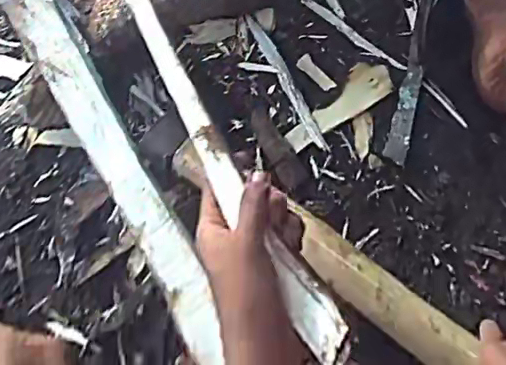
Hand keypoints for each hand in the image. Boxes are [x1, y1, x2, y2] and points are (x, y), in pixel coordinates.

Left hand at [195, 170, 303, 289]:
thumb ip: (252, 205)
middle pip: (247, 200)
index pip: (215, 189)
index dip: (230, 172)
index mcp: (212, 230)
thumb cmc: (245, 297)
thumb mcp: (246, 244)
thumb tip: (257, 174)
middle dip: (265, 200)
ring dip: (281, 218)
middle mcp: (230, 237)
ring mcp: (253, 251)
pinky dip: (290, 235)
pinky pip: (283, 236)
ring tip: (284, 230)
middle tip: (274, 205)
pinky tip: (294, 242)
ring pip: (268, 217)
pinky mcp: (274, 264)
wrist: (266, 348)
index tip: (250, 160)